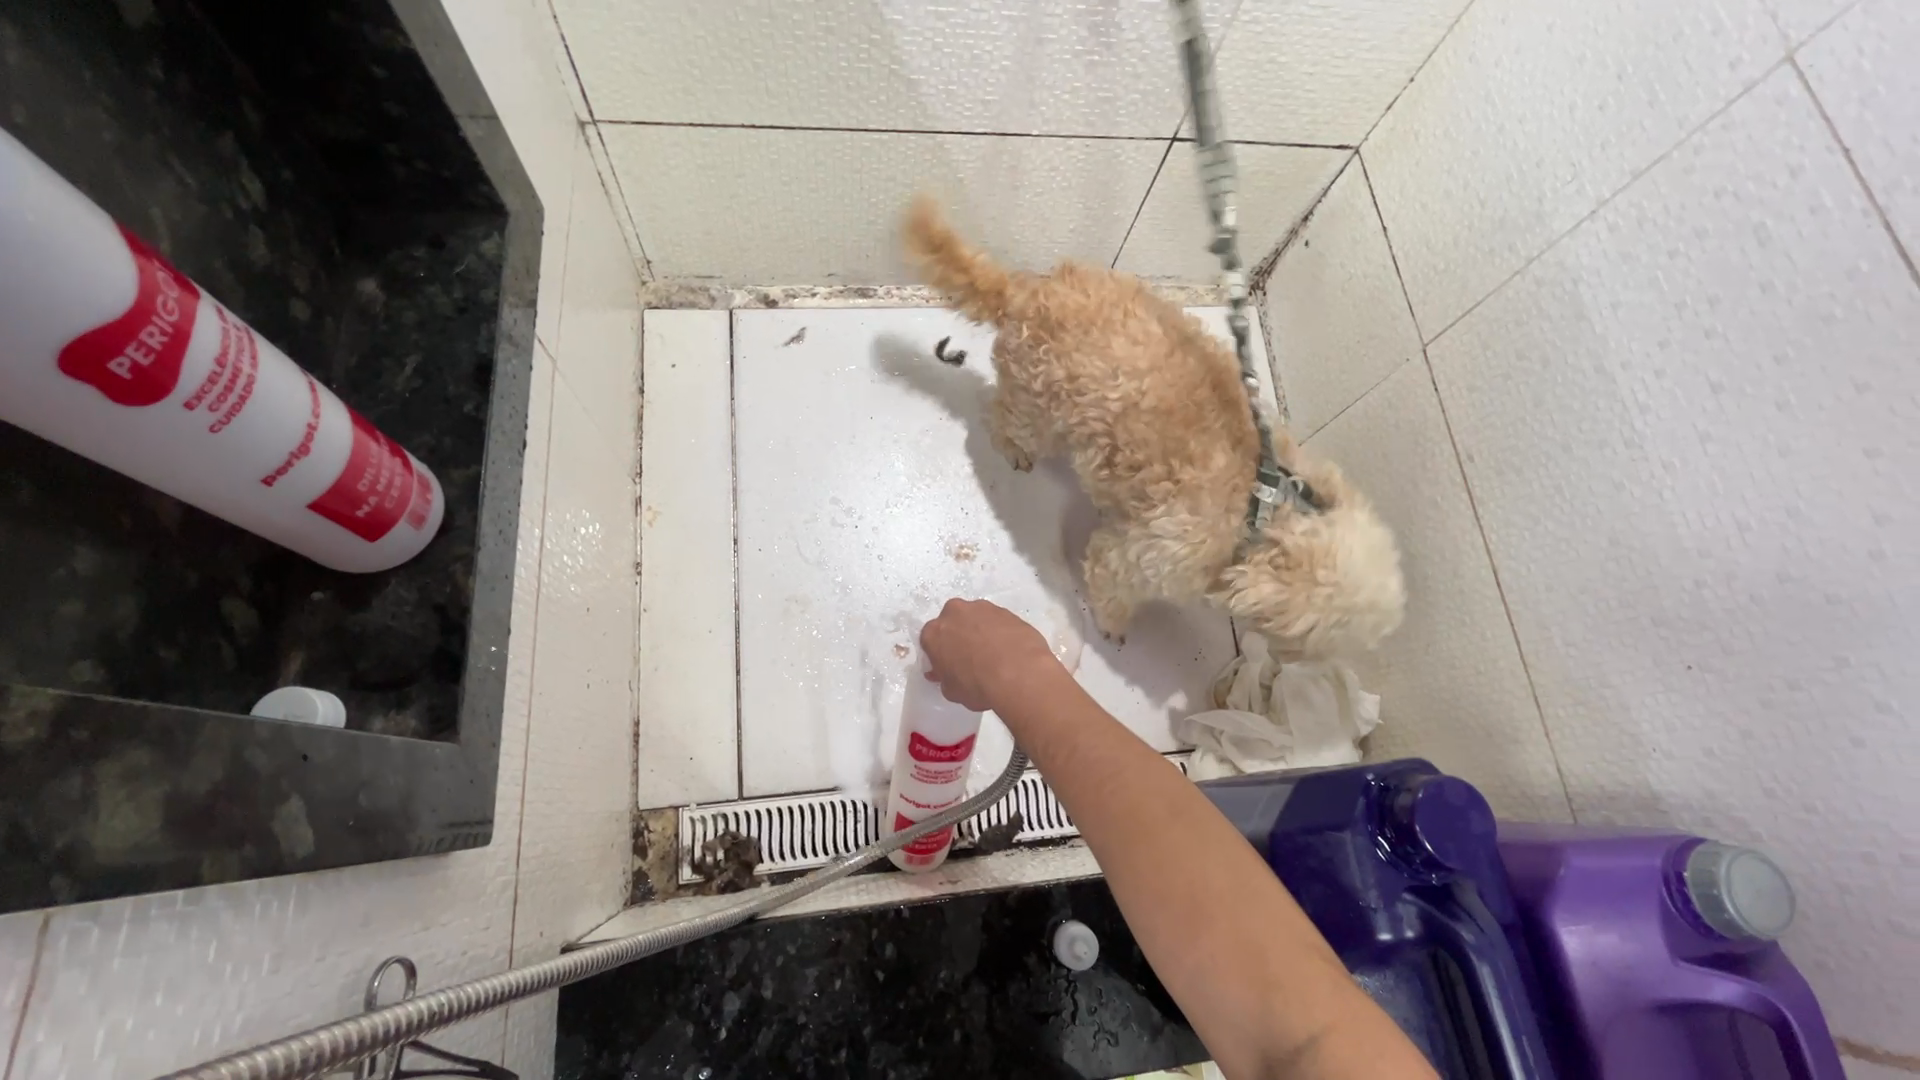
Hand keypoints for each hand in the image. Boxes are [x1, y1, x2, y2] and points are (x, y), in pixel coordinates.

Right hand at [919, 599, 1063, 712]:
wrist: (1018, 673)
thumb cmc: (977, 685)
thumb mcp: (952, 691)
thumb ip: (944, 678)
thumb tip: (942, 674)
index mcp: (934, 633)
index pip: (931, 641)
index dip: (941, 655)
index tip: (950, 666)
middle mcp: (954, 613)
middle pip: (953, 623)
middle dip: (960, 636)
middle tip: (971, 658)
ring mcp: (981, 608)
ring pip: (976, 619)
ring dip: (981, 632)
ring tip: (995, 655)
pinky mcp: (1005, 610)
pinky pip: (997, 621)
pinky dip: (1000, 632)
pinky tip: (1009, 650)